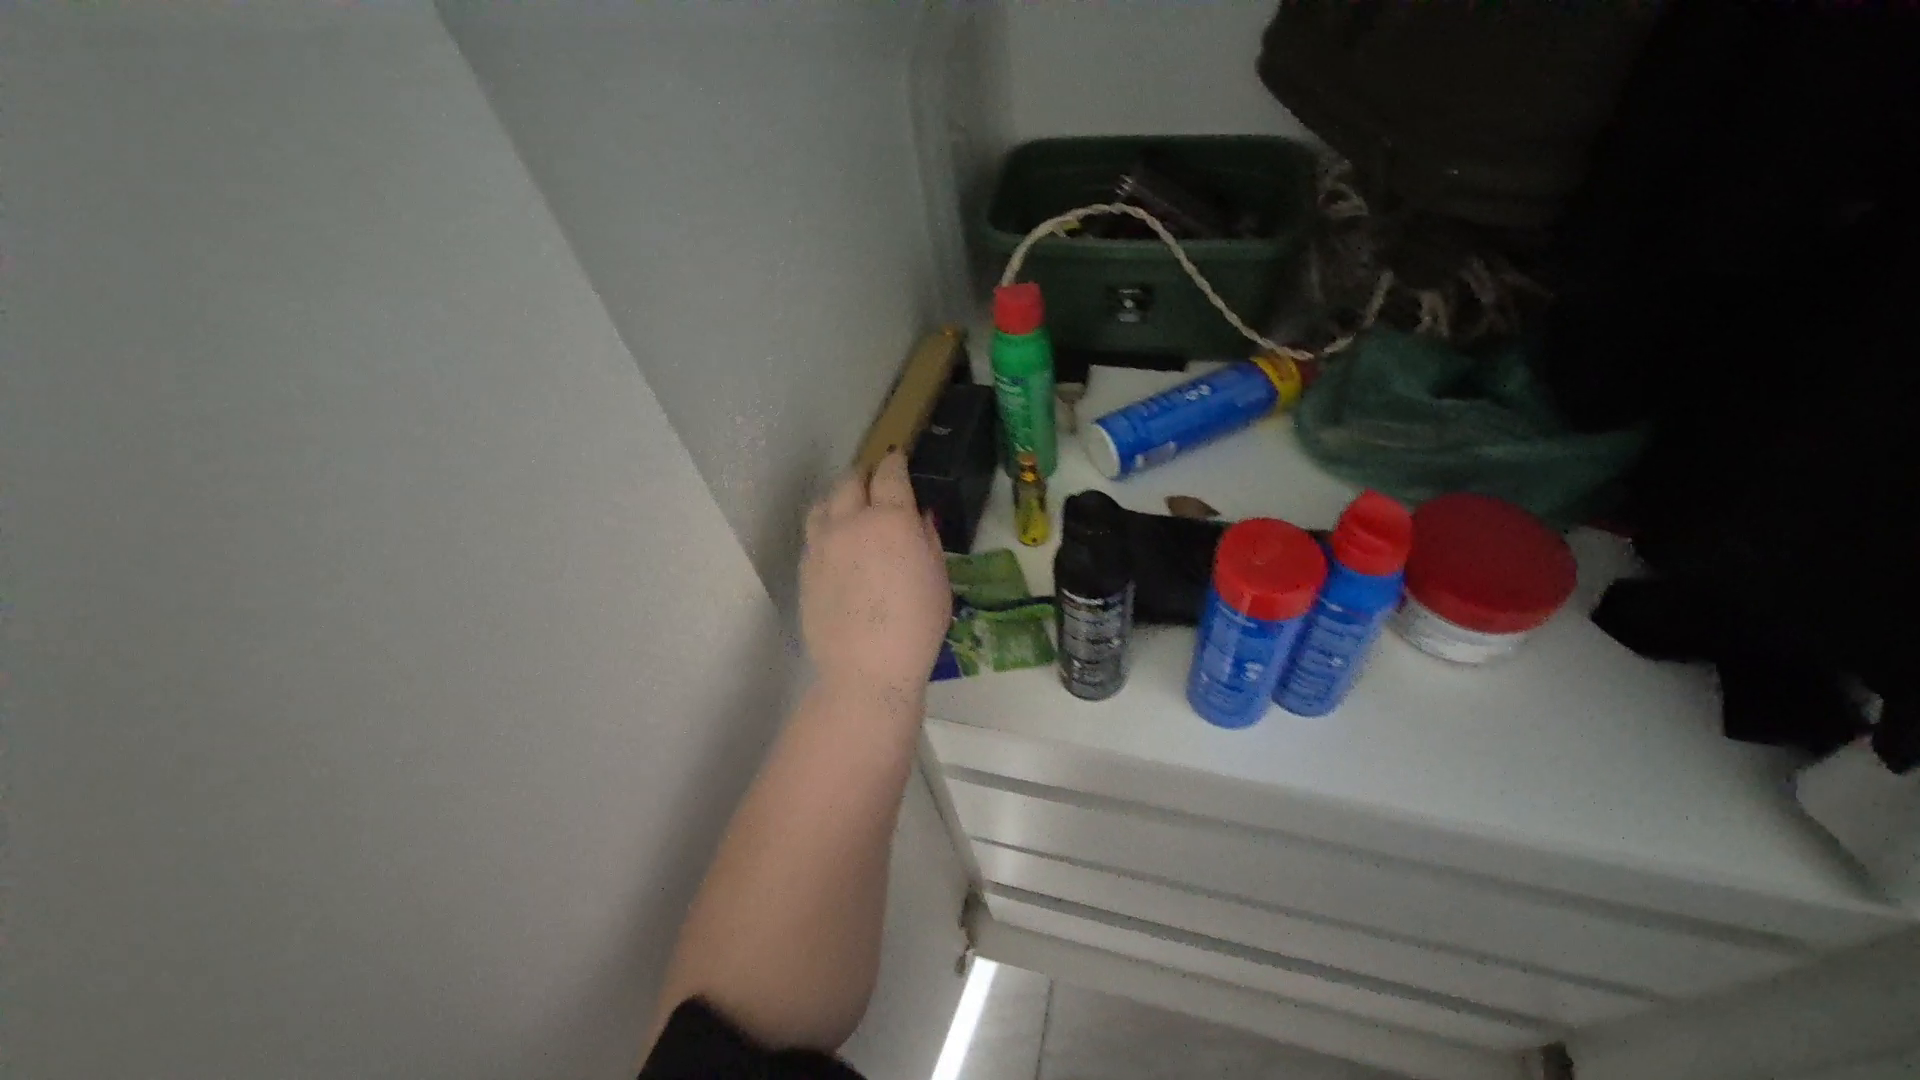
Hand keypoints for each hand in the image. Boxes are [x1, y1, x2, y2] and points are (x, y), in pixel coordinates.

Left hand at [800, 452, 950, 698]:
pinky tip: (836, 540)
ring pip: (824, 502)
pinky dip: (826, 525)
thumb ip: (927, 539)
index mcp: (890, 520)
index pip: (889, 474)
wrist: (865, 670)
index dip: (895, 462)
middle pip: (850, 480)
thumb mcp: (938, 579)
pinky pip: (813, 532)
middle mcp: (850, 522)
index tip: (899, 459)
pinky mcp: (805, 567)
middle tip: (876, 481)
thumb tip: (918, 517)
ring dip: (839, 496)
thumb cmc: (916, 627)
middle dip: (865, 474)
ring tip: (850, 505)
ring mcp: (821, 544)